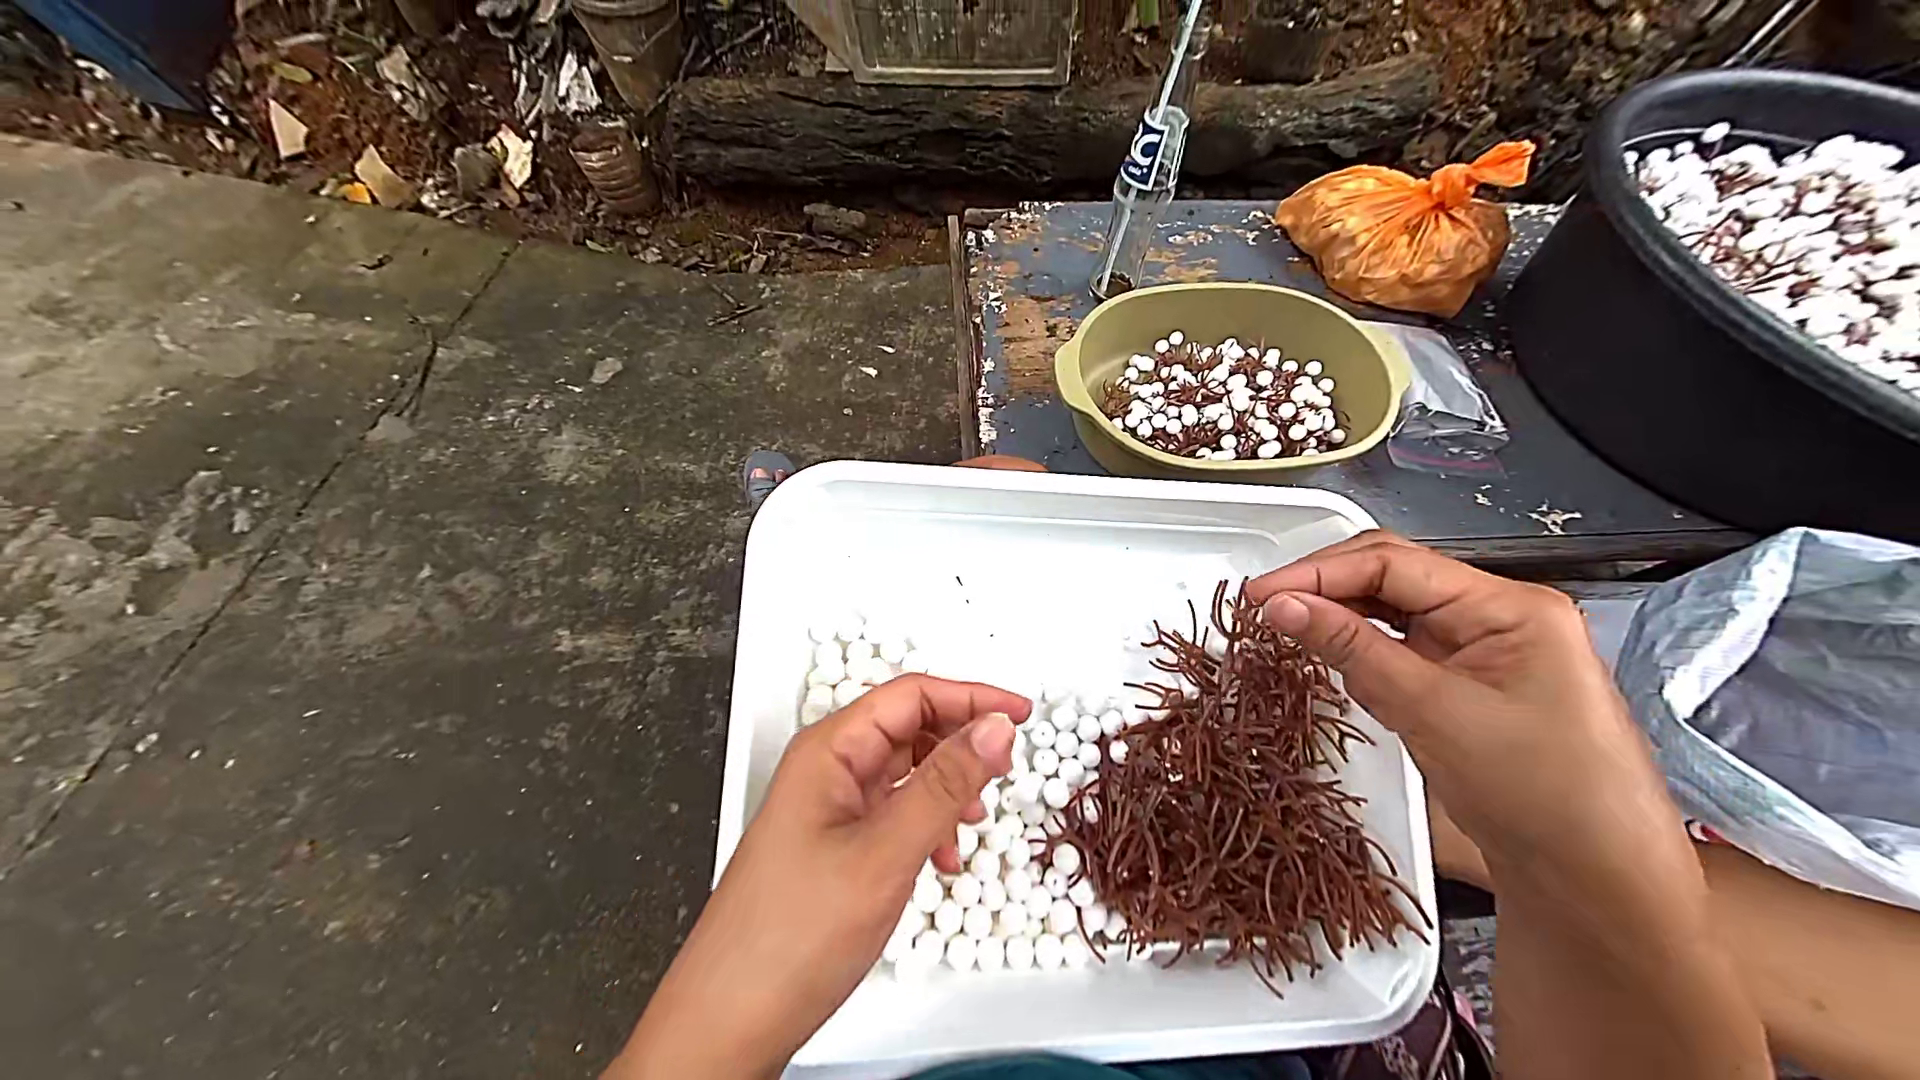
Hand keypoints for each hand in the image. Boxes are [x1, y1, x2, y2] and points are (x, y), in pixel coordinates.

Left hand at [606, 676, 1029, 1079]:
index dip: (971, 697)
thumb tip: (992, 729)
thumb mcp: (885, 851)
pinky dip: (929, 821)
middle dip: (961, 742)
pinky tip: (942, 852)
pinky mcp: (838, 839)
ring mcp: (832, 804)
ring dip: (948, 786)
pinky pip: (896, 807)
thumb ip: (946, 784)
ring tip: (974, 813)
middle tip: (1003, 763)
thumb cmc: (786, 939)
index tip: (1017, 712)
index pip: (913, 695)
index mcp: (830, 750)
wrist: (730, 1021)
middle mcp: (828, 768)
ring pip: (906, 769)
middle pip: (910, 727)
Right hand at [1245, 532, 1678, 881]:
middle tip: (1265, 605)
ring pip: (1387, 608)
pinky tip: (1332, 655)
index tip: (1260, 593)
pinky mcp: (1459, 675)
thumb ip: (1350, 647)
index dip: (1317, 572)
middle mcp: (1492, 613)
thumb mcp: (1430, 709)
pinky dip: (1357, 647)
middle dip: (1324, 586)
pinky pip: (1394, 643)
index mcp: (1508, 606)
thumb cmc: (1539, 791)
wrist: (1594, 877)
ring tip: (1288, 627)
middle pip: (1389, 575)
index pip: (1391, 564)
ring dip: (1337, 616)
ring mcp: (1476, 644)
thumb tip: (1281, 605)